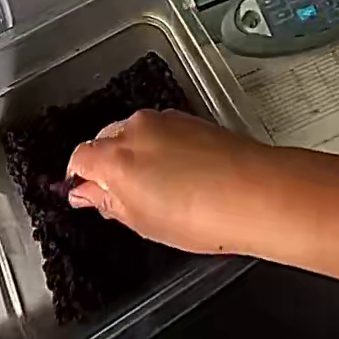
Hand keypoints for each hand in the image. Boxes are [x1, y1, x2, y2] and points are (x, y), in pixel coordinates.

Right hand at [65, 109, 286, 254]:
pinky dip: (160, 148)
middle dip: (106, 165)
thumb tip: (84, 192)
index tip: (86, 193)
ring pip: (132, 134)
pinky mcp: (187, 117)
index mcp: (114, 156)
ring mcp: (162, 119)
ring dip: (135, 156)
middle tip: (125, 197)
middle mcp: (133, 128)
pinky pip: (159, 131)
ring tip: (161, 189)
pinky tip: (181, 175)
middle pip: (103, 141)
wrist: (260, 194)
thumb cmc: (203, 215)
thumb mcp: (141, 221)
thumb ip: (106, 201)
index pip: (79, 158)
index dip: (79, 178)